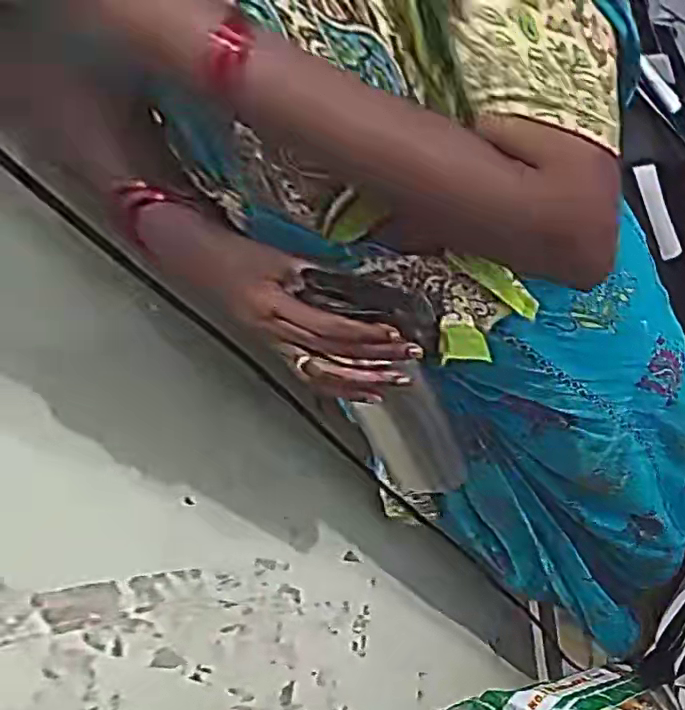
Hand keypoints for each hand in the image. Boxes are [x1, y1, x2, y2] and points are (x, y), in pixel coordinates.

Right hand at [140, 203, 416, 401]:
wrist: (184, 249)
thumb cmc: (233, 251)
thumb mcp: (285, 261)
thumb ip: (329, 282)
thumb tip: (376, 297)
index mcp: (270, 305)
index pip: (329, 328)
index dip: (367, 334)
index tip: (397, 335)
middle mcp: (269, 330)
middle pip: (332, 351)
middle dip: (377, 356)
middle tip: (410, 355)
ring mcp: (269, 343)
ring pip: (323, 371)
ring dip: (365, 379)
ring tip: (398, 379)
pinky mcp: (272, 349)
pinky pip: (310, 376)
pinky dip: (343, 388)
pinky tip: (371, 393)